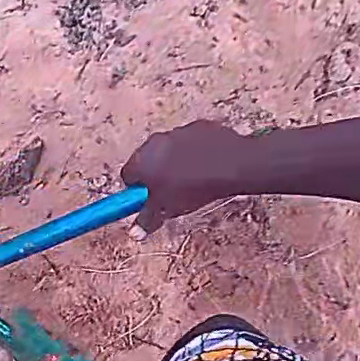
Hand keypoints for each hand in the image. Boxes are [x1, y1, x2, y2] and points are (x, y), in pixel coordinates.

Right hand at [121, 119, 251, 231]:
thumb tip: (134, 233)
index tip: (147, 200)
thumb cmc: (194, 188)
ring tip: (190, 181)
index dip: (136, 190)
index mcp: (142, 161)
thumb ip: (147, 219)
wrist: (231, 165)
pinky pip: (189, 143)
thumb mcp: (167, 209)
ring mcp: (177, 132)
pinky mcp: (198, 127)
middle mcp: (154, 142)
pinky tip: (205, 166)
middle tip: (168, 193)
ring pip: (167, 150)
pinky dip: (192, 153)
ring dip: (172, 163)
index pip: (127, 176)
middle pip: (146, 160)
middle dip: (154, 175)